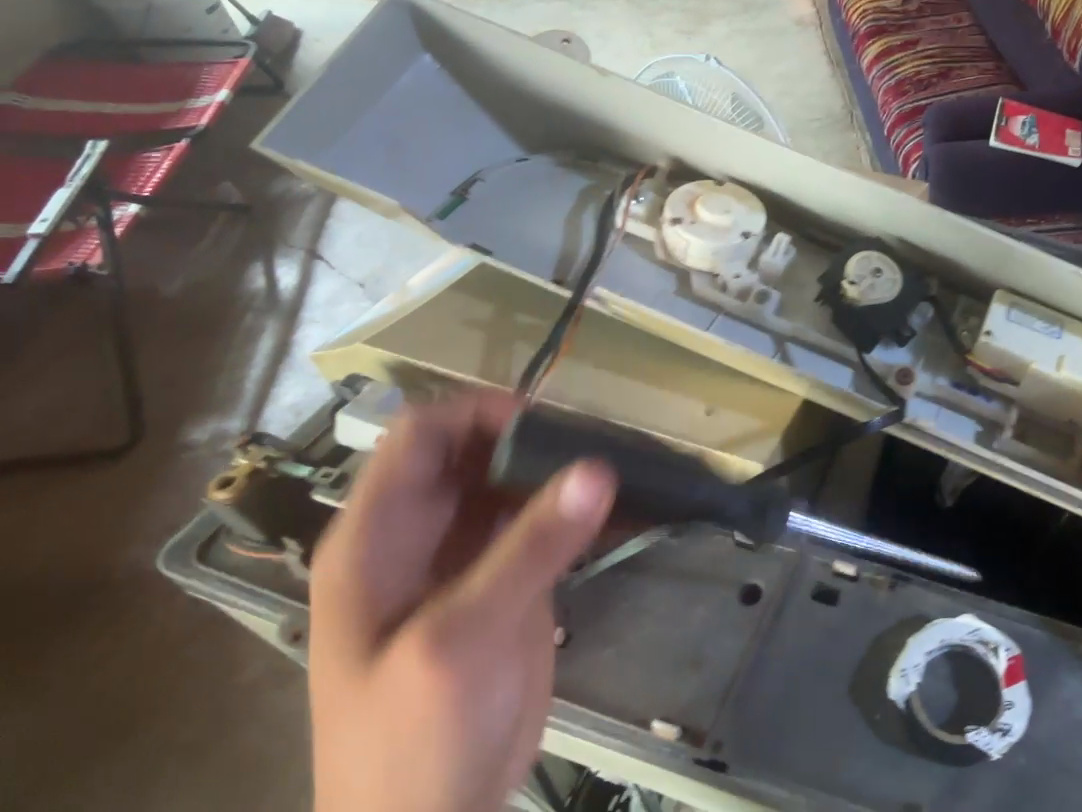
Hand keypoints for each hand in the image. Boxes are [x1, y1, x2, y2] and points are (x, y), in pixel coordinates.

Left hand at [308, 393, 615, 811]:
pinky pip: (545, 530)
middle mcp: (421, 536)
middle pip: (477, 455)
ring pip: (516, 488)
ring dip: (566, 474)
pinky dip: (583, 514)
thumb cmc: (412, 738)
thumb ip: (528, 550)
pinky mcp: (509, 588)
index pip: (423, 436)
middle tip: (608, 443)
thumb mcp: (460, 640)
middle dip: (539, 440)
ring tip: (630, 467)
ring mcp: (468, 562)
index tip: (555, 424)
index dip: (482, 414)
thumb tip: (597, 467)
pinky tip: (632, 509)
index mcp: (377, 537)